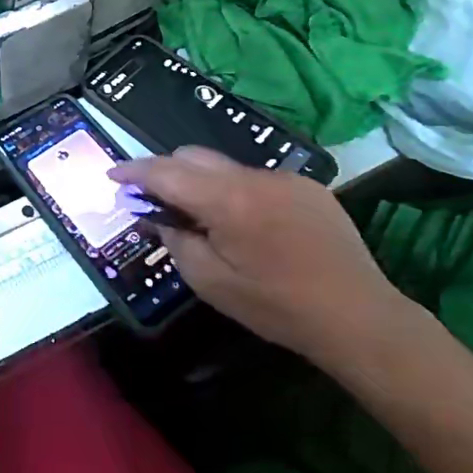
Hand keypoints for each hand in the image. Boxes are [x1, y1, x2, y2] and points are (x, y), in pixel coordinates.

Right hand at [109, 146, 413, 366]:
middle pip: (191, 156)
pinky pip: (256, 177)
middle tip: (155, 203)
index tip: (113, 175)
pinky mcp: (308, 186)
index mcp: (226, 200)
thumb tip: (155, 215)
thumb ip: (175, 240)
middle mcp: (253, 177)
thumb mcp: (210, 282)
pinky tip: (248, 225)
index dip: (133, 171)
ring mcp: (284, 178)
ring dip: (202, 183)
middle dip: (166, 172)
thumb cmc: (276, 306)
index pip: (165, 172)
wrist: (359, 317)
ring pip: (224, 166)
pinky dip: (236, 191)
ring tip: (204, 219)